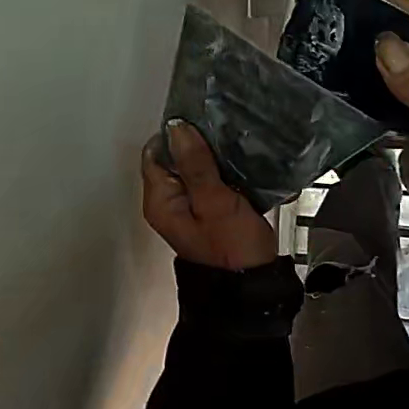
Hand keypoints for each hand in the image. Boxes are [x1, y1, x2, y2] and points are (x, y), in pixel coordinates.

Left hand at [141, 120, 278, 271]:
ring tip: (234, 142)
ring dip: (212, 156)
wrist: (253, 287)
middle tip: (222, 130)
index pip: (155, 153)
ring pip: (195, 168)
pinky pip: (211, 179)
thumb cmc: (232, 248)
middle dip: (196, 143)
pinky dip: (223, 169)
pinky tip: (240, 162)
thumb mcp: (215, 201)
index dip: (176, 135)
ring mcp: (191, 207)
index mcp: (160, 202)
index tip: (202, 122)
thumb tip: (177, 127)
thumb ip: (195, 164)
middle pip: (175, 159)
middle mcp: (169, 203)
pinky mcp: (211, 209)